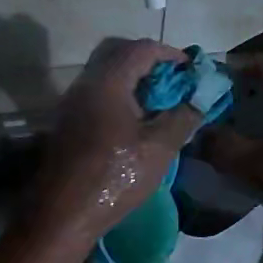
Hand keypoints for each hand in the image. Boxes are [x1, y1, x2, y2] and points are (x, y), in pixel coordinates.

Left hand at [30, 39, 200, 241]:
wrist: (62, 214)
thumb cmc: (115, 178)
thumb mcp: (160, 148)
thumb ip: (184, 116)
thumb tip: (200, 97)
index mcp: (107, 83)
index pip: (141, 48)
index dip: (170, 54)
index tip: (191, 70)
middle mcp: (85, 84)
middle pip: (117, 52)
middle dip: (148, 60)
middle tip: (172, 81)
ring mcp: (72, 103)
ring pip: (105, 73)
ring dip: (133, 78)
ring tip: (159, 102)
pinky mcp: (68, 123)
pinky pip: (97, 93)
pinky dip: (119, 94)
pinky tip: (136, 121)